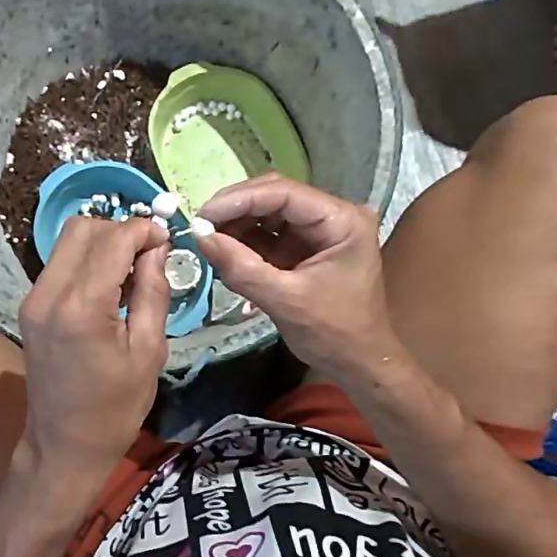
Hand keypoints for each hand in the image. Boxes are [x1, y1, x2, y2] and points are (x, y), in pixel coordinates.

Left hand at [17, 214, 171, 480]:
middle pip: (83, 227)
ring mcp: (33, 299)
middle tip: (148, 256)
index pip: (113, 239)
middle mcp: (49, 294)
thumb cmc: (115, 408)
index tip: (167, 240)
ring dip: (102, 244)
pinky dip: (86, 262)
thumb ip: (153, 291)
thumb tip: (158, 248)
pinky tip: (108, 287)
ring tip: (130, 273)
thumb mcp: (149, 351)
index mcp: (82, 307)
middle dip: (120, 231)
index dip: (144, 230)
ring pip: (67, 241)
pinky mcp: (29, 307)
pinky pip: (59, 265)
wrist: (64, 445)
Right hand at [193, 174, 405, 381]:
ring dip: (235, 225)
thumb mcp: (285, 301)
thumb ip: (242, 268)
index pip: (284, 194)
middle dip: (235, 210)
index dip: (239, 200)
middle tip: (199, 226)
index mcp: (341, 220)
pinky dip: (243, 242)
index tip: (202, 215)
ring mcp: (317, 232)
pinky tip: (222, 251)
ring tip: (207, 240)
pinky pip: (267, 235)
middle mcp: (331, 216)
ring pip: (267, 214)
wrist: (357, 362)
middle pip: (274, 197)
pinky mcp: (303, 249)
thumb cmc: (333, 332)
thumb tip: (200, 237)